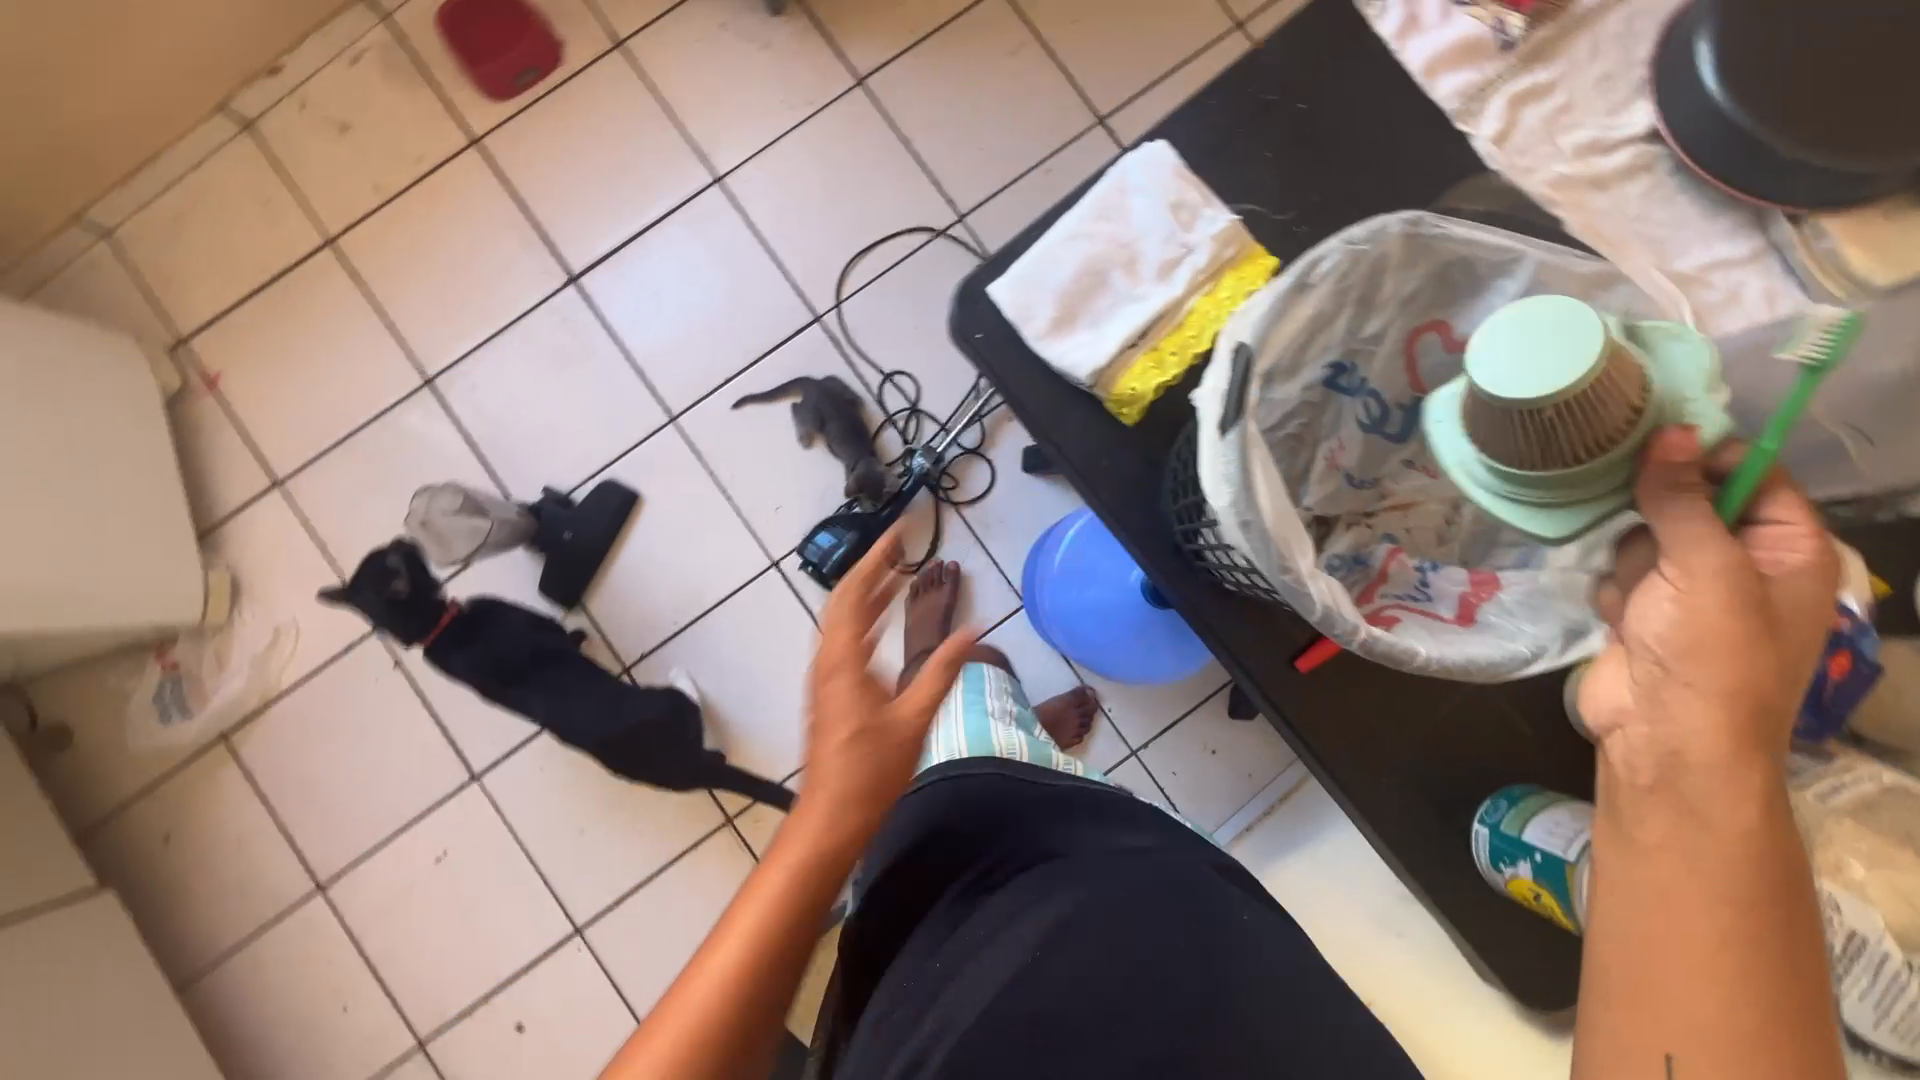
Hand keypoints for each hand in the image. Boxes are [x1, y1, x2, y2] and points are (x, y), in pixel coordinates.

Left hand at [792, 527, 974, 852]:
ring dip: (869, 597)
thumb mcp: (915, 719)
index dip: (875, 560)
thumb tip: (973, 631)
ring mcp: (826, 679)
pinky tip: (884, 626)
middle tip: (901, 547)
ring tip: (899, 575)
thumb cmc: (872, 772)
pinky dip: (866, 625)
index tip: (898, 534)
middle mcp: (828, 662)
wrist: (831, 818)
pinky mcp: (831, 695)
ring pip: (843, 623)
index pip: (854, 593)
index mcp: (844, 661)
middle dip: (871, 571)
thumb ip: (943, 671)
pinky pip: (846, 644)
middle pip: (844, 602)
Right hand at [1579, 428, 1837, 787]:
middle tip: (1647, 536)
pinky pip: (1620, 575)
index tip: (1651, 441)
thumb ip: (1682, 498)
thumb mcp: (1703, 567)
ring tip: (1639, 598)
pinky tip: (1621, 618)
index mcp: (1787, 549)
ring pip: (1643, 538)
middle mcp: (1743, 564)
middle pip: (1688, 502)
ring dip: (1632, 563)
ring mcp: (1690, 591)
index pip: (1753, 476)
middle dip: (1656, 520)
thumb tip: (1671, 431)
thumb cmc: (1710, 652)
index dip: (1707, 456)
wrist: (1666, 736)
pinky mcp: (1646, 612)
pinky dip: (1615, 592)